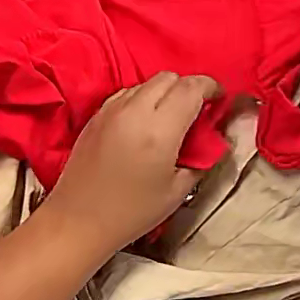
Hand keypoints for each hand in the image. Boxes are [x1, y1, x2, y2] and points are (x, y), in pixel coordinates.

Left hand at [40, 72, 219, 256]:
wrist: (79, 220)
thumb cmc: (133, 212)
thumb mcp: (178, 191)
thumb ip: (199, 159)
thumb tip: (210, 140)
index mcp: (160, 131)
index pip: (191, 88)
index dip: (211, 87)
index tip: (220, 97)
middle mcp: (134, 111)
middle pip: (169, 78)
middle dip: (188, 87)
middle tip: (197, 109)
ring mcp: (111, 110)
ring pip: (146, 82)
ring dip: (164, 92)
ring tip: (171, 116)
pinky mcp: (96, 116)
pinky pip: (127, 93)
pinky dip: (143, 98)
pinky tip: (145, 122)